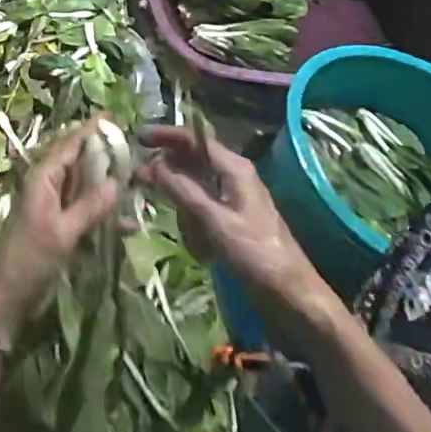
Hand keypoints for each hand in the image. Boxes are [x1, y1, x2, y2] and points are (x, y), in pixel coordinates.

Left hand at [0, 118, 120, 339]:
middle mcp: (48, 183)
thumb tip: (116, 181)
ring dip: (104, 178)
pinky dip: (102, 206)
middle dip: (101, 150)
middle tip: (130, 143)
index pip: (70, 143)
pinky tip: (125, 218)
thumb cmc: (30, 259)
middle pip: (78, 158)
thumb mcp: (63, 233)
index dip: (91, 129)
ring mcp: (53, 202)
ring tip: (133, 173)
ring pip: (82, 181)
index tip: (113, 116)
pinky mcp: (59, 221)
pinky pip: (83, 205)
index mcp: (44, 176)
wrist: (7, 294)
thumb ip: (89, 207)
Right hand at [136, 126, 339, 310]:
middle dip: (167, 173)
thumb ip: (182, 190)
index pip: (194, 139)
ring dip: (184, 208)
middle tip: (138, 180)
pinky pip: (201, 211)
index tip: (137, 138)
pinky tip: (202, 249)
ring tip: (191, 235)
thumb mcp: (215, 221)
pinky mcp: (231, 219)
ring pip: (193, 189)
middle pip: (191, 162)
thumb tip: (154, 165)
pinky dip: (194, 224)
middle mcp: (233, 176)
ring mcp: (232, 198)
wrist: (293, 295)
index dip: (165, 136)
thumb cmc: (256, 255)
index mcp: (234, 168)